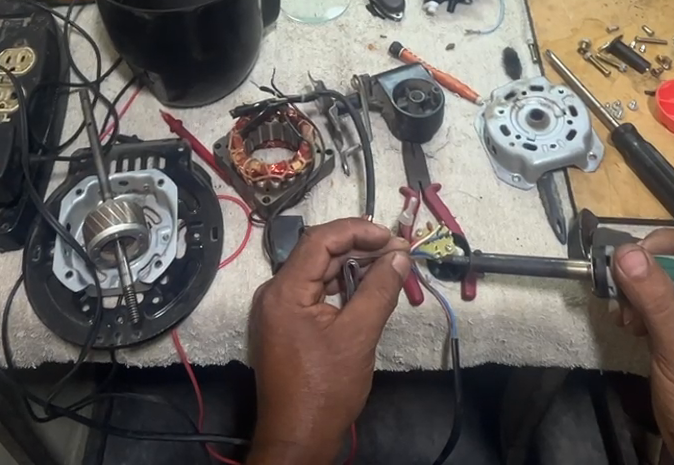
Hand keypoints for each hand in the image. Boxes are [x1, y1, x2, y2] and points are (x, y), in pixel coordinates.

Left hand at [247, 218, 409, 464]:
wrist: (298, 441)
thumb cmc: (325, 390)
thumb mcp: (358, 337)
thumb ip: (378, 291)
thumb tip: (398, 256)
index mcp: (284, 290)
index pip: (319, 240)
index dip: (357, 231)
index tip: (391, 237)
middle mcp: (275, 291)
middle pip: (318, 253)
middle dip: (358, 247)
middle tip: (396, 251)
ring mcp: (278, 308)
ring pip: (317, 271)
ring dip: (352, 265)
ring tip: (388, 265)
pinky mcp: (286, 323)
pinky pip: (314, 291)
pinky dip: (341, 285)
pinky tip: (367, 287)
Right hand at [613, 229, 673, 464]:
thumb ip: (655, 299)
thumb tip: (626, 251)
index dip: (668, 245)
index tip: (633, 256)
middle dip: (645, 274)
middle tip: (619, 289)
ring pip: (665, 287)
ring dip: (638, 294)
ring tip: (623, 315)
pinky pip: (660, 310)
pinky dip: (639, 311)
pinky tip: (627, 325)